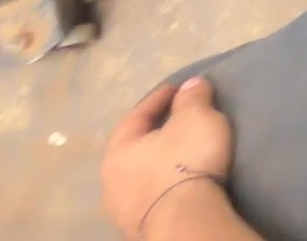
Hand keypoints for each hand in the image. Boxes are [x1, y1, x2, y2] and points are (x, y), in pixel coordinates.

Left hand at [102, 77, 234, 237]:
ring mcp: (121, 206)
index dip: (157, 99)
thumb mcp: (196, 119)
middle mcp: (110, 180)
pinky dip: (160, 180)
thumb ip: (192, 99)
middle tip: (176, 119)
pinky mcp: (137, 223)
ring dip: (154, 159)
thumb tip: (189, 84)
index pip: (134, 118)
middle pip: (132, 148)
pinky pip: (148, 192)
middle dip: (152, 132)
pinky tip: (174, 178)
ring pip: (137, 173)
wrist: (183, 217)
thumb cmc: (186, 160)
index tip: (178, 87)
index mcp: (119, 152)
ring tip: (178, 150)